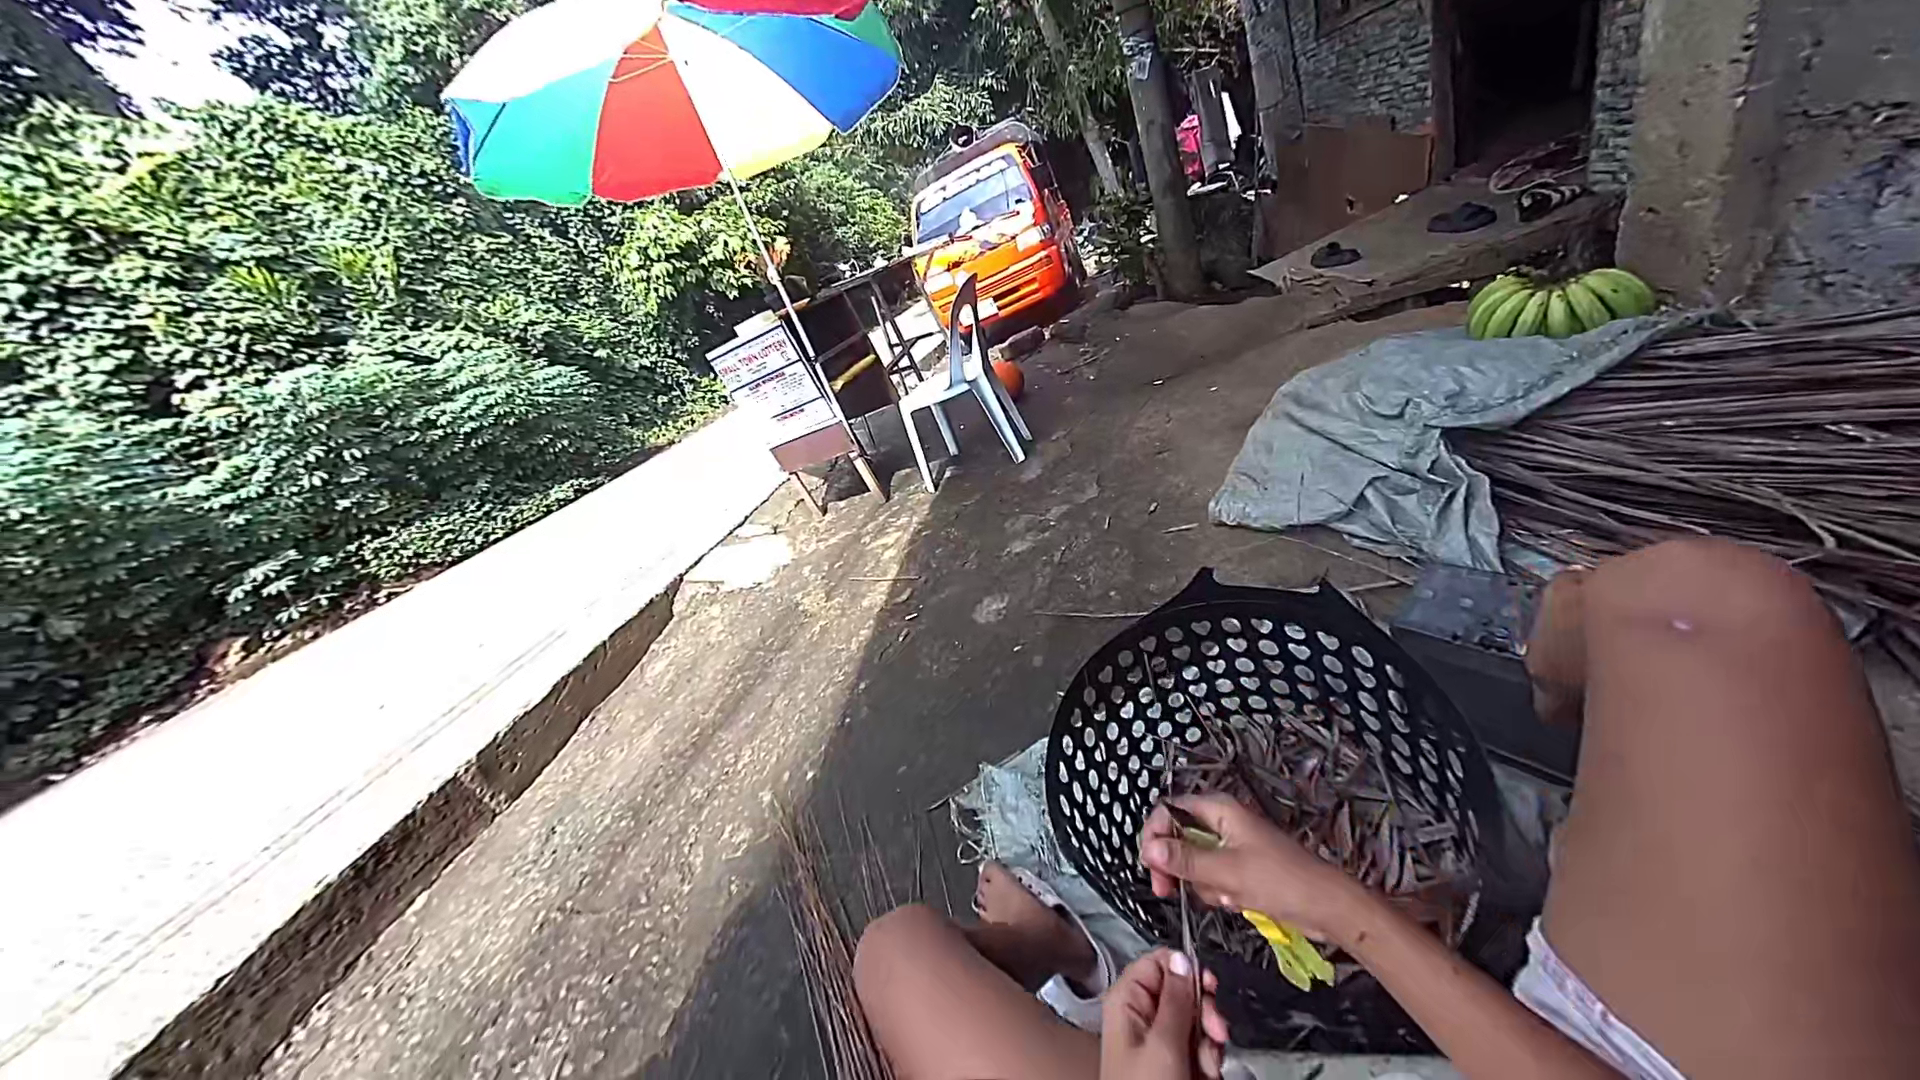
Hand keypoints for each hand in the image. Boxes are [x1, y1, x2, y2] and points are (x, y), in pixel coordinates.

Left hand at [1100, 948, 1228, 1079]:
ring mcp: (1157, 1042)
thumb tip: (1182, 957)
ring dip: (1209, 1045)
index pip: (1158, 962)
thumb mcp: (1163, 1044)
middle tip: (1214, 1033)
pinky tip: (1206, 1076)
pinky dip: (1208, 1064)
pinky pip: (1198, 1051)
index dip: (1185, 969)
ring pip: (1195, 1024)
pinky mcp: (1173, 1066)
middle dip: (1203, 1015)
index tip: (1208, 986)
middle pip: (1181, 993)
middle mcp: (1141, 1015)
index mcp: (1128, 999)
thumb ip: (1176, 1000)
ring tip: (1206, 1067)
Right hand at [1139, 793, 1367, 943]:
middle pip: (1178, 836)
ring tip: (1222, 895)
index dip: (1155, 834)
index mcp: (1218, 809)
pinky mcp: (1239, 866)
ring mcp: (1231, 844)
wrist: (1329, 909)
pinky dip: (1216, 890)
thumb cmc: (1282, 881)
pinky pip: (1211, 875)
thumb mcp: (1227, 871)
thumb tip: (1149, 848)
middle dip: (1173, 864)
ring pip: (1193, 859)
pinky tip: (1234, 900)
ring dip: (1199, 882)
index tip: (1149, 863)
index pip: (1169, 810)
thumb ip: (1185, 859)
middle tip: (1166, 888)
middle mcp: (1221, 821)